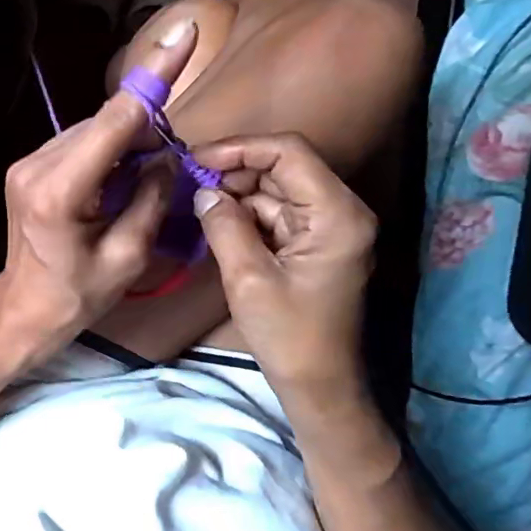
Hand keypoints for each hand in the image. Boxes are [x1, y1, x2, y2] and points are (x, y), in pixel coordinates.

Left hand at [0, 17, 197, 357]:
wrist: (22, 310)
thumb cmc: (75, 295)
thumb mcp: (128, 256)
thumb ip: (151, 197)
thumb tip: (164, 154)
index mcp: (59, 191)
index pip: (114, 120)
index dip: (152, 76)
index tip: (182, 34)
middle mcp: (35, 166)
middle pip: (103, 122)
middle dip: (142, 128)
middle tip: (167, 160)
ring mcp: (25, 165)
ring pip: (90, 130)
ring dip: (123, 141)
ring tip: (137, 181)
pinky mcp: (26, 168)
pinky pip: (76, 144)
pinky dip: (103, 152)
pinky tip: (113, 181)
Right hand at [190, 133, 375, 389]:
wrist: (318, 382)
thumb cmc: (288, 334)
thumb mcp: (248, 278)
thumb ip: (224, 226)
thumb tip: (203, 191)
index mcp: (337, 214)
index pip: (289, 153)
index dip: (240, 149)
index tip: (196, 160)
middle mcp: (340, 210)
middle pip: (284, 166)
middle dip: (234, 171)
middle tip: (190, 184)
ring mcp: (328, 226)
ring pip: (276, 188)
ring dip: (236, 192)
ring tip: (198, 205)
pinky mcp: (313, 241)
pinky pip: (275, 212)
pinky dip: (244, 213)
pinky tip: (216, 223)